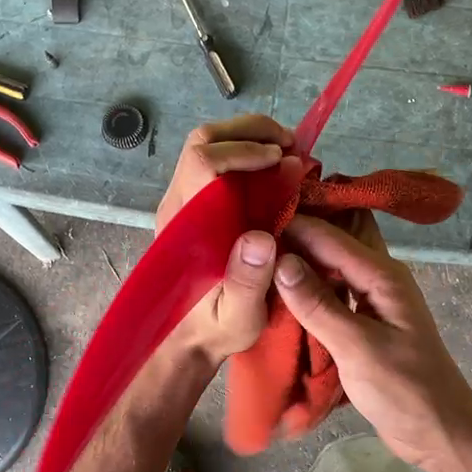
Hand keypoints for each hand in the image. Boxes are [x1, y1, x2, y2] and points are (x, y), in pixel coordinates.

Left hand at [158, 115, 299, 368]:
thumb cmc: (213, 329)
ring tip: (288, 154)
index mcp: (188, 226)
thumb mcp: (238, 318)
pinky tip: (275, 172)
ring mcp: (183, 202)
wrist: (184, 340)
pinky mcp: (193, 206)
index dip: (245, 150)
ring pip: (207, 146)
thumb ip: (248, 282)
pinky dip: (245, 154)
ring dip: (248, 138)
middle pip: (203, 140)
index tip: (282, 159)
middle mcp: (179, 204)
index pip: (204, 162)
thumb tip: (262, 237)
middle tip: (292, 145)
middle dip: (249, 131)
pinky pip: (214, 163)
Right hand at [273, 215, 471, 465]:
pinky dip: (308, 295)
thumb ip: (318, 305)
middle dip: (294, 241)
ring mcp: (373, 302)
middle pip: (331, 249)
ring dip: (299, 268)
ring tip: (256, 262)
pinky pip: (332, 298)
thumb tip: (280, 262)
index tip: (248, 218)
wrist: (438, 431)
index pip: (330, 238)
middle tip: (246, 237)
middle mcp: (378, 280)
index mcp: (383, 276)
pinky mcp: (365, 325)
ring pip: (330, 273)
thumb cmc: (403, 389)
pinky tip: (279, 297)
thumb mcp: (356, 347)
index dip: (292, 226)